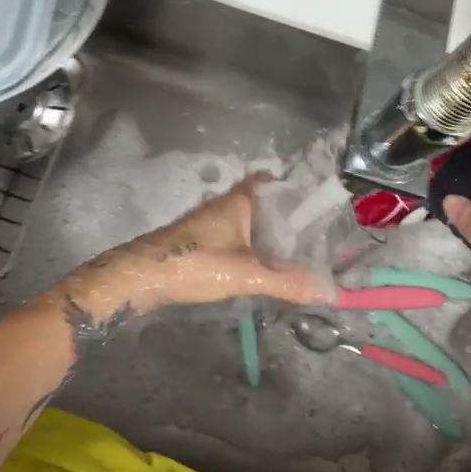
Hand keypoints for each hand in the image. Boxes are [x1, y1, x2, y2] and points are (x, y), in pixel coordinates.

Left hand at [49, 174, 333, 321]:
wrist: (140, 277)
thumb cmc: (194, 262)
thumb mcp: (246, 275)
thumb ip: (287, 282)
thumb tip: (330, 290)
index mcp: (237, 202)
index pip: (266, 181)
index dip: (287, 185)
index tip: (310, 199)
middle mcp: (221, 207)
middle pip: (256, 203)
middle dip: (280, 214)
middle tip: (308, 233)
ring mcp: (206, 225)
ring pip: (242, 222)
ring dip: (262, 233)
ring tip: (289, 253)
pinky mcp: (196, 244)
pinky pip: (230, 238)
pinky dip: (246, 247)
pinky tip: (255, 267)